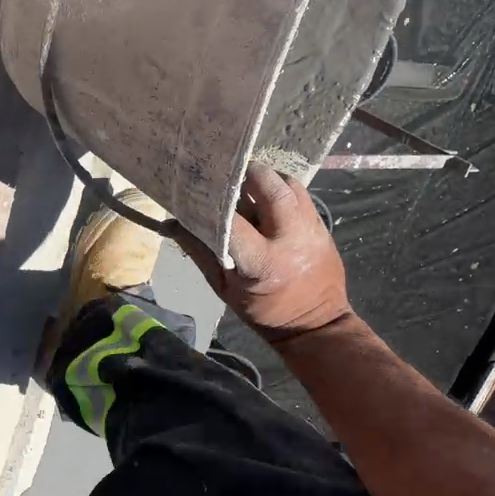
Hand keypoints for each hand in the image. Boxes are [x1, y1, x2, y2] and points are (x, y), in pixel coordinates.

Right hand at [172, 164, 351, 342]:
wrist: (317, 326)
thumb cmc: (264, 312)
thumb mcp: (224, 287)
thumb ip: (199, 251)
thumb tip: (170, 223)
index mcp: (262, 261)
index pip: (232, 219)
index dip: (213, 200)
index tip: (197, 187)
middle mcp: (290, 238)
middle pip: (272, 189)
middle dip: (248, 172)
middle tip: (227, 169)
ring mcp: (312, 230)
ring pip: (291, 186)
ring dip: (268, 177)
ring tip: (246, 179)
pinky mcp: (324, 227)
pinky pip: (302, 196)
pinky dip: (282, 189)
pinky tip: (265, 195)